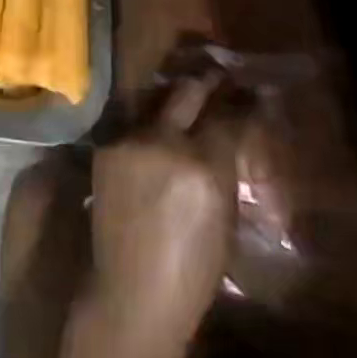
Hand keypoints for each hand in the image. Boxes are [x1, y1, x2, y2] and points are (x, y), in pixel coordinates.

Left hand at [62, 75, 245, 357]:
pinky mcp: (105, 148)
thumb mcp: (223, 216)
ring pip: (155, 108)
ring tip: (186, 98)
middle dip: (205, 80)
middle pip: (186, 93)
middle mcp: (163, 142)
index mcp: (203, 165)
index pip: (226, 119)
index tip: (251, 92)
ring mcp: (129, 141)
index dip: (242, 104)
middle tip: (218, 71)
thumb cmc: (193, 266)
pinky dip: (147, 130)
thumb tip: (228, 135)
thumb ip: (223, 168)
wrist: (133, 287)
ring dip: (171, 103)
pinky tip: (155, 135)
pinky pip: (132, 129)